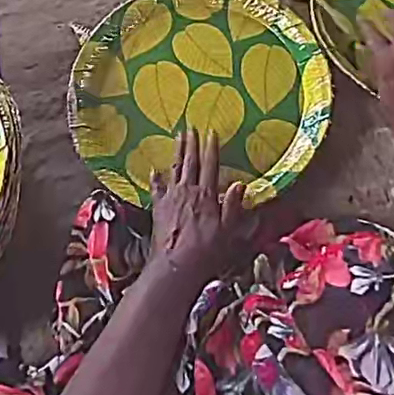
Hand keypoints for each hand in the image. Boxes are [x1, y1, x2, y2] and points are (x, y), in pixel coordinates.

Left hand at [149, 131, 252, 287]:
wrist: (174, 268)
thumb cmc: (205, 252)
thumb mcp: (227, 231)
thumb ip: (232, 206)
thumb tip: (239, 184)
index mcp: (206, 195)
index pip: (210, 165)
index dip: (211, 148)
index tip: (211, 132)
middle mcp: (187, 192)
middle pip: (190, 162)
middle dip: (192, 143)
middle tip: (191, 127)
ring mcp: (171, 199)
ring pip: (175, 169)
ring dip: (177, 152)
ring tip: (178, 137)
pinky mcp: (158, 209)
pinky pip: (157, 189)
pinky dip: (156, 178)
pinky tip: (154, 170)